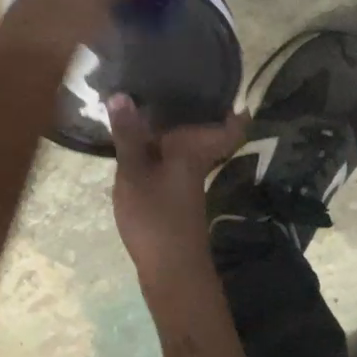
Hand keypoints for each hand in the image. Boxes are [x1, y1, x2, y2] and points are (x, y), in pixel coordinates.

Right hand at [108, 93, 247, 281]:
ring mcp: (185, 181)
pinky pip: (171, 160)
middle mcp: (195, 161)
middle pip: (204, 132)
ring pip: (186, 146)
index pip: (228, 128)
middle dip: (196, 110)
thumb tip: (121, 94)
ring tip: (149, 103)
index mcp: (193, 150)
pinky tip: (138, 144)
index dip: (235, 111)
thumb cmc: (156, 217)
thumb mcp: (134, 172)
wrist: (172, 273)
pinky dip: (159, 148)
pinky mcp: (174, 196)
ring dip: (173, 129)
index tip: (231, 90)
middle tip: (175, 82)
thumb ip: (128, 135)